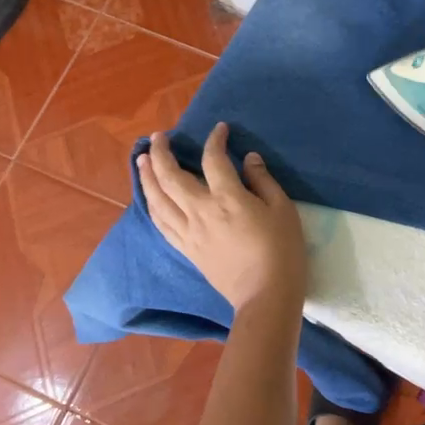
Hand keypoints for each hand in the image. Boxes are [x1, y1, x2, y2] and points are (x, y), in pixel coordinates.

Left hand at [139, 123, 307, 311]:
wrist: (265, 295)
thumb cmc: (281, 250)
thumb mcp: (282, 208)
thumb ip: (263, 180)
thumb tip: (248, 158)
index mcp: (227, 198)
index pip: (213, 159)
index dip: (215, 140)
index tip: (220, 129)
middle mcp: (201, 211)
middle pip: (171, 177)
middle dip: (161, 153)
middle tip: (158, 137)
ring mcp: (189, 232)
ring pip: (158, 199)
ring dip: (147, 177)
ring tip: (141, 161)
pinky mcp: (186, 249)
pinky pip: (161, 223)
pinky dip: (152, 205)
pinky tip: (150, 197)